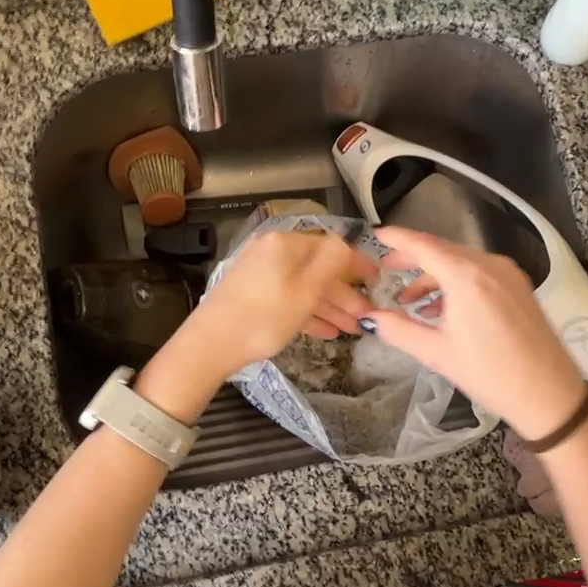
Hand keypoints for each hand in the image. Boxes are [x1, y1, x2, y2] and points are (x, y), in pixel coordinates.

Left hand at [175, 230, 375, 378]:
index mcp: (285, 244)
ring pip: (303, 287)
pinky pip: (287, 297)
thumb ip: (331, 263)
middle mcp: (271, 251)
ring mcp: (259, 273)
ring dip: (328, 307)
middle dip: (343, 294)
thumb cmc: (264, 317)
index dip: (356, 263)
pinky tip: (325, 332)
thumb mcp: (305, 292)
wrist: (211, 344)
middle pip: (316, 269)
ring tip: (350, 330)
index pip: (330, 247)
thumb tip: (347, 241)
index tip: (376, 279)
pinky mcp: (250, 294)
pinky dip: (306, 312)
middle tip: (365, 317)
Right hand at [361, 225, 587, 438]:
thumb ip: (398, 329)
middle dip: (413, 258)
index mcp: (466, 277)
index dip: (398, 239)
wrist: (550, 394)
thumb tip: (368, 317)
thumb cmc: (491, 374)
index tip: (378, 235)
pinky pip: (480, 272)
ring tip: (410, 298)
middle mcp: (489, 266)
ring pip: (462, 261)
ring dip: (434, 274)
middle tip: (386, 268)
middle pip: (443, 250)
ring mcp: (508, 274)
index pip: (424, 246)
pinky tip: (442, 308)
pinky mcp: (519, 286)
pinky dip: (456, 282)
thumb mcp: (437, 353)